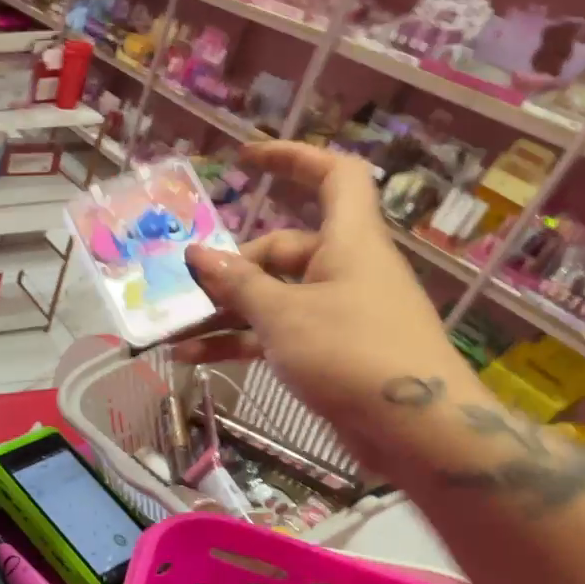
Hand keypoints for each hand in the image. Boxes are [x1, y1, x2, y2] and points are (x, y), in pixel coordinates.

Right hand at [175, 143, 485, 434]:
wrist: (410, 425)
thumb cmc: (350, 352)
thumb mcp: (283, 314)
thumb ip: (237, 284)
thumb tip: (197, 255)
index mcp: (348, 241)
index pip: (331, 177)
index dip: (292, 159)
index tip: (245, 159)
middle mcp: (343, 268)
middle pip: (280, 250)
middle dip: (230, 271)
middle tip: (186, 295)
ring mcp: (335, 311)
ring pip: (270, 298)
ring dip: (223, 314)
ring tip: (174, 335)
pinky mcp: (327, 350)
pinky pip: (274, 333)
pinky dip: (238, 342)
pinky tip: (195, 358)